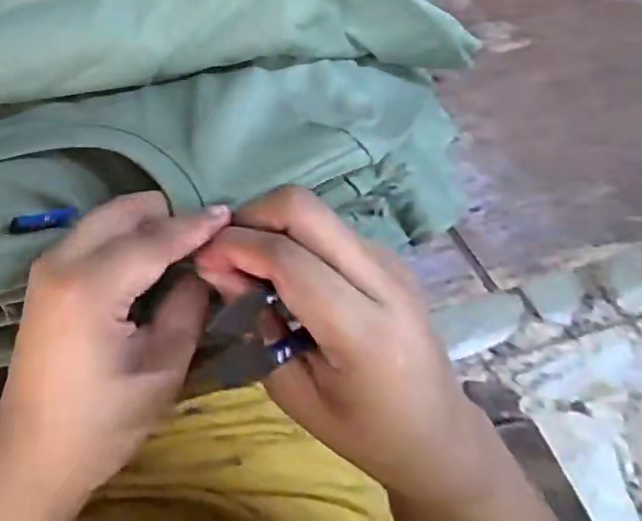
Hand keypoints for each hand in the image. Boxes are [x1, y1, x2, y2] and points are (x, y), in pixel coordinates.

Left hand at [0, 193, 229, 519]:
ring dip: (141, 223)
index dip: (191, 225)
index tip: (226, 211)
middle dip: (164, 215)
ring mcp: (47, 261)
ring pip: (104, 217)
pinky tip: (145, 260)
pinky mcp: (45, 271)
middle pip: (121, 211)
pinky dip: (121, 235)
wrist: (33, 449)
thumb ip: (185, 308)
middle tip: (202, 236)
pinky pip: (90, 233)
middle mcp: (61, 259)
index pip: (150, 240)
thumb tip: (202, 266)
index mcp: (88, 286)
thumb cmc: (101, 422)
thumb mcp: (160, 371)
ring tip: (179, 247)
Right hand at [192, 187, 552, 520]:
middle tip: (222, 248)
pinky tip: (278, 266)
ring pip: (310, 207)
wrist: (439, 435)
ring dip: (266, 221)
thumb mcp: (294, 392)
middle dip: (249, 215)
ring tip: (245, 258)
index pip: (289, 258)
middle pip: (302, 208)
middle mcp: (383, 283)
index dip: (235, 247)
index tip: (201, 259)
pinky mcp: (384, 253)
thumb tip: (212, 265)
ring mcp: (388, 260)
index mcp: (366, 333)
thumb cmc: (363, 430)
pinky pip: (322, 222)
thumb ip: (254, 323)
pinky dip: (287, 231)